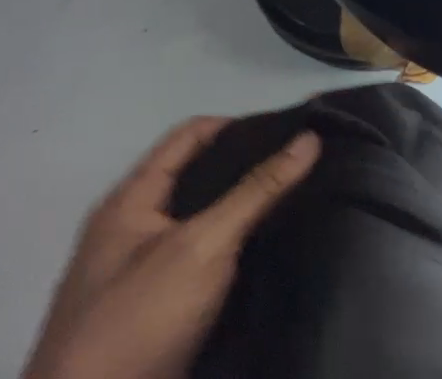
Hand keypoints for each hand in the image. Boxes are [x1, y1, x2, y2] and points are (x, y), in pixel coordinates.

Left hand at [23, 117, 320, 378]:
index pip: (190, 136)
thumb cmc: (139, 316)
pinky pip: (210, 247)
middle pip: (201, 173)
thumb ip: (257, 189)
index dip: (242, 124)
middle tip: (311, 160)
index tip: (298, 126)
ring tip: (306, 192)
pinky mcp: (163, 296)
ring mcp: (145, 264)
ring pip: (209, 212)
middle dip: (254, 162)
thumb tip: (310, 137)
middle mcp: (134, 225)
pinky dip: (243, 235)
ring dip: (251, 200)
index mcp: (130, 202)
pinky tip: (277, 237)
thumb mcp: (203, 245)